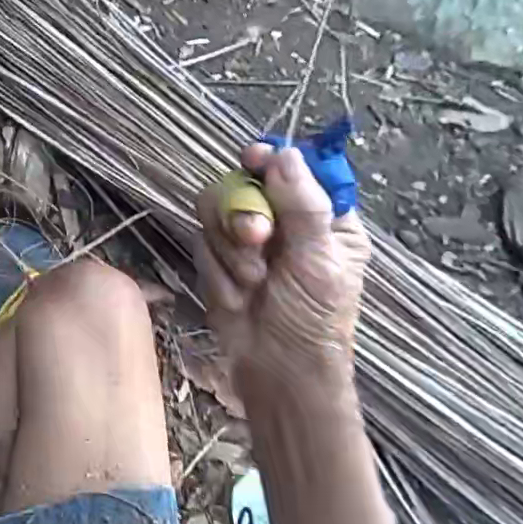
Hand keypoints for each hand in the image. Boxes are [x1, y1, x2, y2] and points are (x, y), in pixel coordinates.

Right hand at [195, 143, 371, 384]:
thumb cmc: (313, 318)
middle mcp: (280, 219)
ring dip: (231, 249)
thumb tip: (285, 153)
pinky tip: (237, 294)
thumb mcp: (319, 261)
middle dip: (243, 212)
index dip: (270, 159)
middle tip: (256, 238)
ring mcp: (244, 237)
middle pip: (242, 183)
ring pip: (215, 210)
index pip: (292, 167)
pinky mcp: (216, 257)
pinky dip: (217, 269)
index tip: (254, 158)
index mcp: (321, 214)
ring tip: (252, 283)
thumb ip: (302, 206)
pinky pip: (201, 241)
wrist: (275, 370)